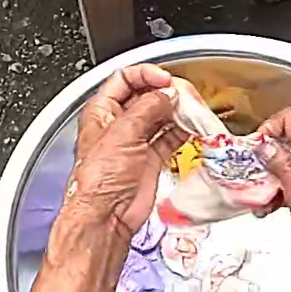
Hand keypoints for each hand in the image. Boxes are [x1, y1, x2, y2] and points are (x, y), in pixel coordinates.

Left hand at [67, 64, 186, 234]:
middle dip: (166, 93)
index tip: (165, 79)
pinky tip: (192, 128)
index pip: (124, 80)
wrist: (106, 216)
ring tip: (192, 109)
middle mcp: (117, 124)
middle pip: (145, 97)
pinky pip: (168, 139)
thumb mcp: (123, 133)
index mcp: (102, 111)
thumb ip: (148, 108)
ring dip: (176, 111)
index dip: (145, 75)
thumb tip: (166, 94)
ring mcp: (134, 142)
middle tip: (184, 94)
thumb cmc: (98, 180)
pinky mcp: (149, 160)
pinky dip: (181, 132)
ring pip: (160, 117)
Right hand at [258, 108, 290, 279]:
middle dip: (267, 158)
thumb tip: (265, 148)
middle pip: (290, 142)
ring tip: (262, 196)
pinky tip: (275, 204)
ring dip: (274, 177)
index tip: (255, 147)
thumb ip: (280, 167)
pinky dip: (286, 188)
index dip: (268, 128)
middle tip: (253, 173)